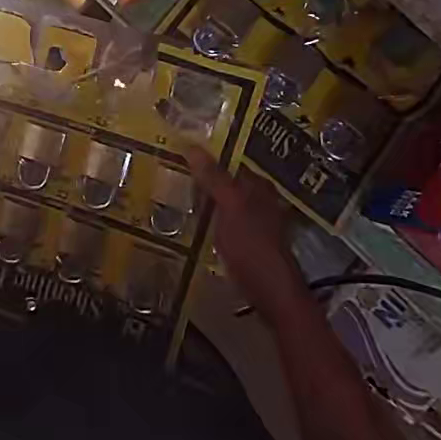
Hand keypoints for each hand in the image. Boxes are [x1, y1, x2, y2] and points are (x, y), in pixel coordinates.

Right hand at [188, 149, 309, 323]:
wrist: (271, 294)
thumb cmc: (252, 245)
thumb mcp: (230, 206)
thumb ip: (213, 177)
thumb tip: (191, 145)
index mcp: (258, 185)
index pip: (230, 160)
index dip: (207, 154)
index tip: (178, 150)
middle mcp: (259, 199)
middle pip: (226, 180)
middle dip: (203, 176)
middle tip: (169, 171)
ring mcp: (254, 222)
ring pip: (223, 201)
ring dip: (203, 198)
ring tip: (174, 194)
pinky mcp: (246, 242)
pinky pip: (222, 220)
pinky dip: (207, 218)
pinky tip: (191, 222)